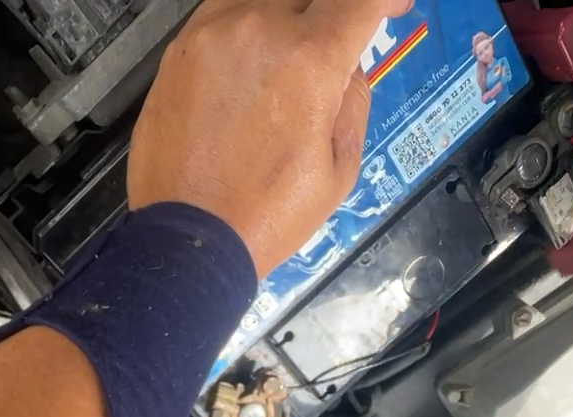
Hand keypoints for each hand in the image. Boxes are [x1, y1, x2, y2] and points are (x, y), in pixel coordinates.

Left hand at [128, 0, 408, 276]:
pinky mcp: (180, 50)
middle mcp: (259, 31)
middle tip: (338, 43)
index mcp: (310, 63)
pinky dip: (247, 29)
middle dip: (333, 14)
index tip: (391, 7)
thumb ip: (353, 104)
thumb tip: (349, 68)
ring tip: (290, 63)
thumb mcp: (337, 173)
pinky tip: (252, 68)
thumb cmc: (263, 217)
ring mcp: (213, 34)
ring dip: (287, 19)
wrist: (192, 238)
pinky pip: (224, 14)